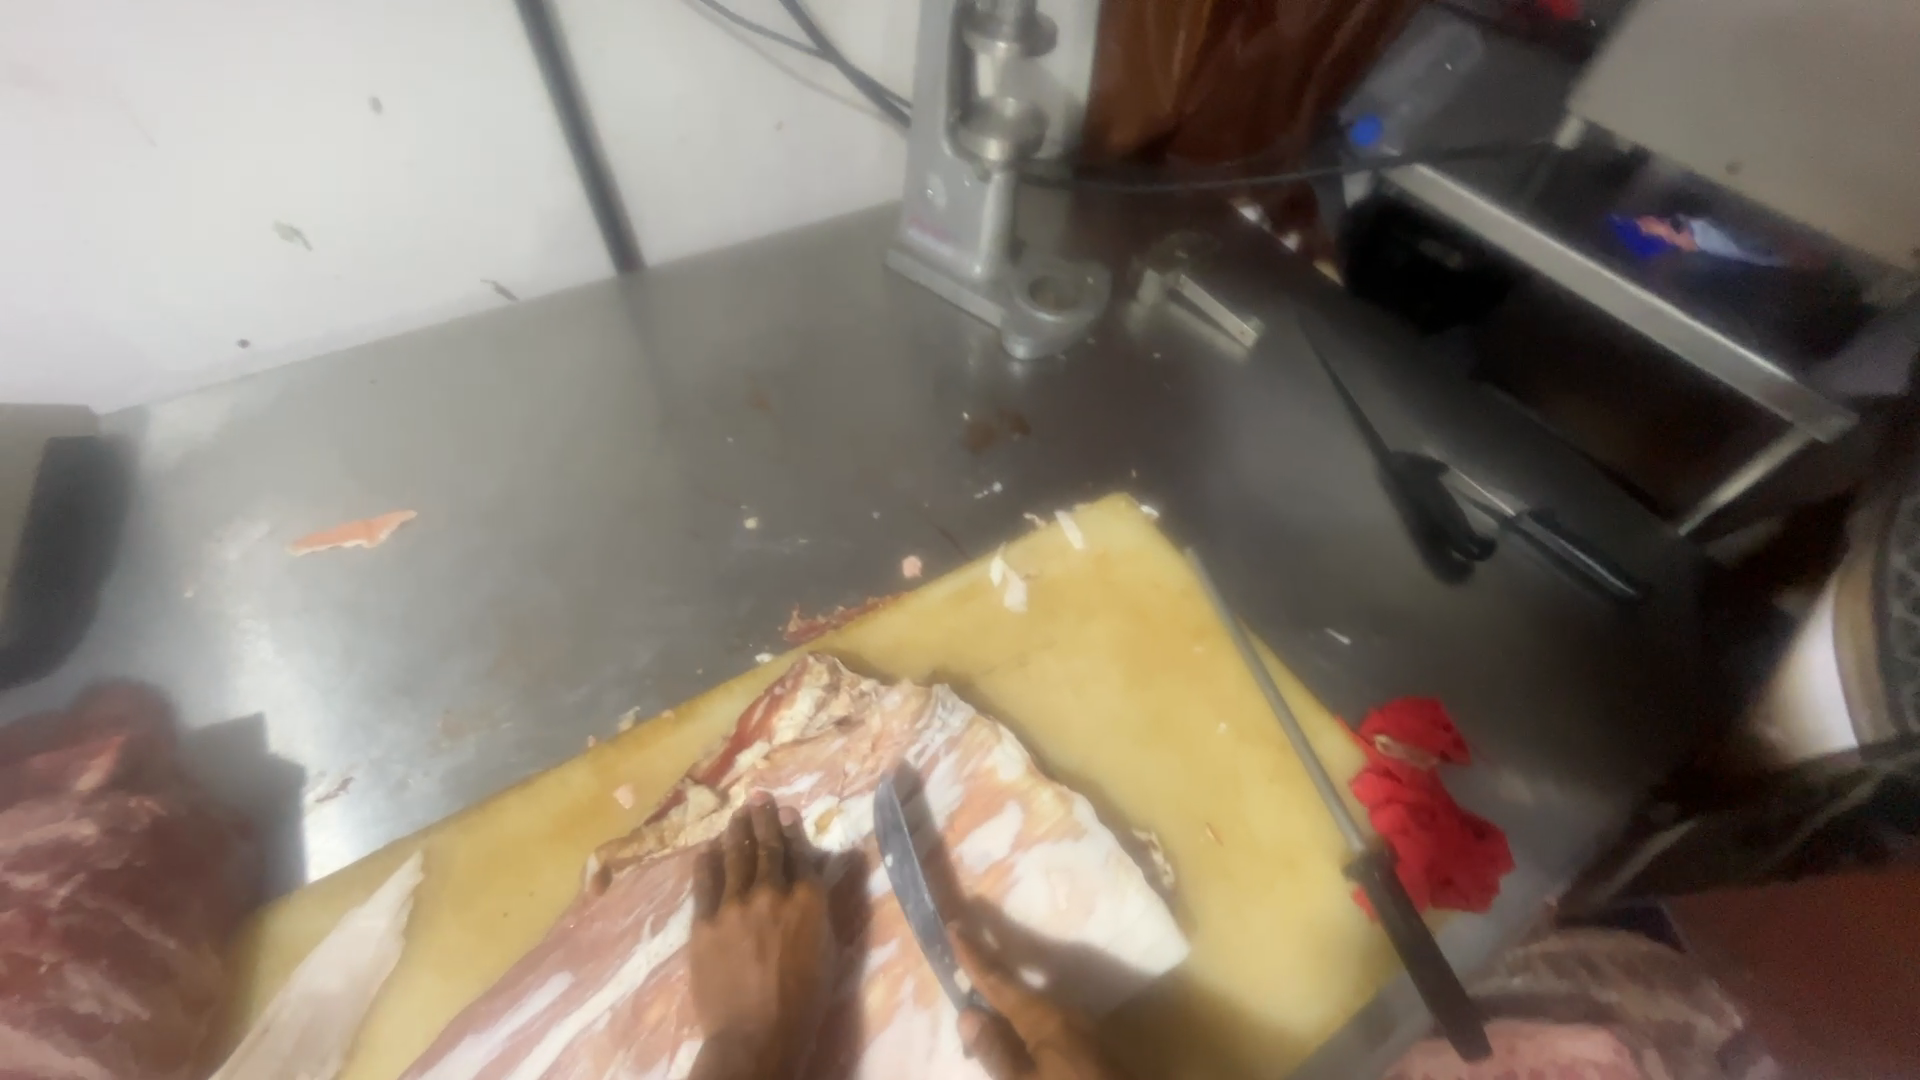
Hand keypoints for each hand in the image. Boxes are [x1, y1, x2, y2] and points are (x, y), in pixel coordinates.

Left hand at [688, 796, 830, 1079]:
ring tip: (737, 813)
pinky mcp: (705, 922)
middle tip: (759, 797)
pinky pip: (705, 881)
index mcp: (807, 898)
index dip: (792, 827)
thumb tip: (818, 868)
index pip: (798, 851)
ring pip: (735, 854)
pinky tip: (708, 847)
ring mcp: (735, 904)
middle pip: (767, 845)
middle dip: (763, 817)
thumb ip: (820, 902)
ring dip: (737, 829)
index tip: (786, 810)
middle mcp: (772, 890)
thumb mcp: (828, 945)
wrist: (755, 1036)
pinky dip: (708, 860)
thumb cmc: (804, 998)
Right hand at [951, 925, 1121, 1079]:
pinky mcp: (1091, 1048)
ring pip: (1031, 1011)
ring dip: (1005, 1011)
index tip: (955, 925)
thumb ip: (997, 1053)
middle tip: (962, 963)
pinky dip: (1024, 1028)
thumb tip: (968, 1015)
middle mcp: (1063, 1011)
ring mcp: (1081, 1028)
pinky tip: (1016, 1040)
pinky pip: (1047, 1027)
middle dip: (988, 981)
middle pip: (1015, 991)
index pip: (998, 979)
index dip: (973, 955)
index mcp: (1044, 1017)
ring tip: (981, 1017)